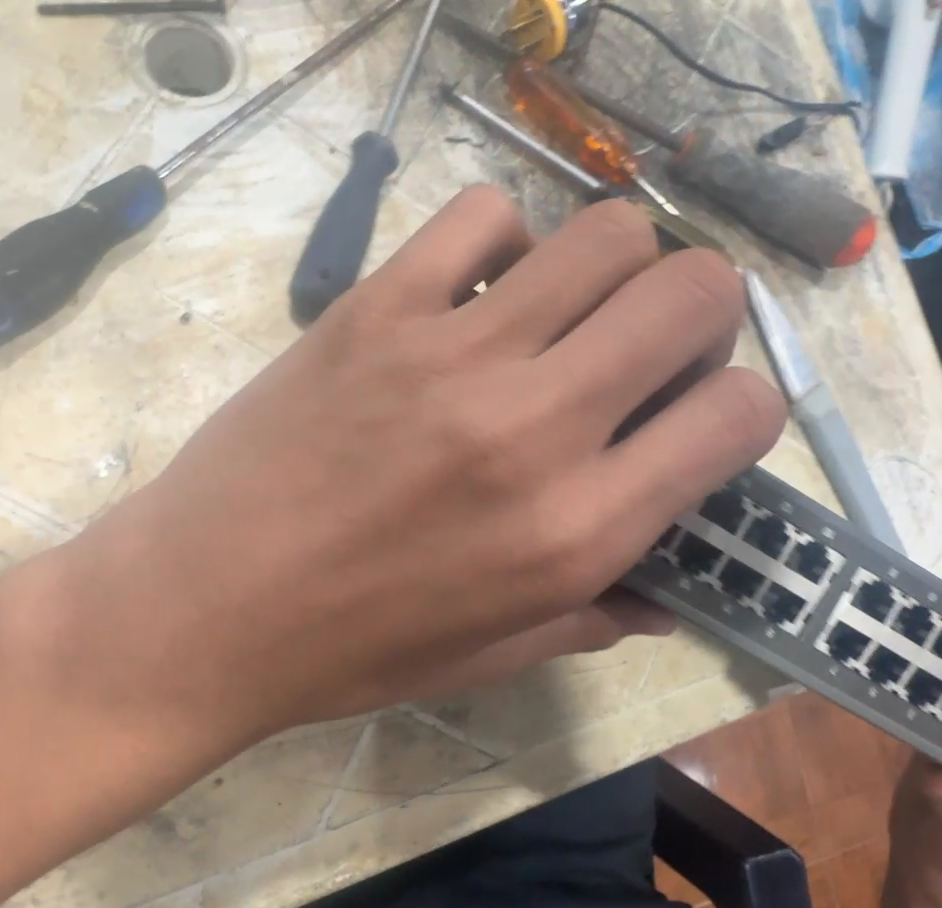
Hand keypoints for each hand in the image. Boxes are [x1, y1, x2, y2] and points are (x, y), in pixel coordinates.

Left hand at [16, 190, 783, 741]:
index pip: (739, 413)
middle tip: (643, 356)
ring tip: (566, 318)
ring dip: (616, 270)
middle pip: (698, 291)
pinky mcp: (378, 307)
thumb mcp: (490, 658)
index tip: (695, 424)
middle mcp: (535, 427)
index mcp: (576, 531)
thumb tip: (674, 597)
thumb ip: (597, 616)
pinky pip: (482, 215)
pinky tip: (478, 295)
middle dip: (698, 318)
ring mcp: (453, 353)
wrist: (201, 607)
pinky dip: (503, 242)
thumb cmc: (352, 650)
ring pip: (608, 233)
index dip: (741, 409)